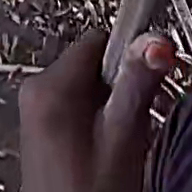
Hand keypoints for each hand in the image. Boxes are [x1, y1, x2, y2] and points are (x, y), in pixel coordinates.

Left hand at [18, 30, 175, 191]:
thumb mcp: (122, 139)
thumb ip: (137, 85)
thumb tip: (155, 41)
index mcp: (50, 86)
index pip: (98, 41)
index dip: (130, 56)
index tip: (155, 70)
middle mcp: (36, 91)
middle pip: (93, 65)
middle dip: (124, 86)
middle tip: (149, 114)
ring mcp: (36, 112)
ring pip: (86, 87)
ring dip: (114, 105)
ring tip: (132, 139)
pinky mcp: (41, 131)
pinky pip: (75, 107)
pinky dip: (98, 120)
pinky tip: (112, 150)